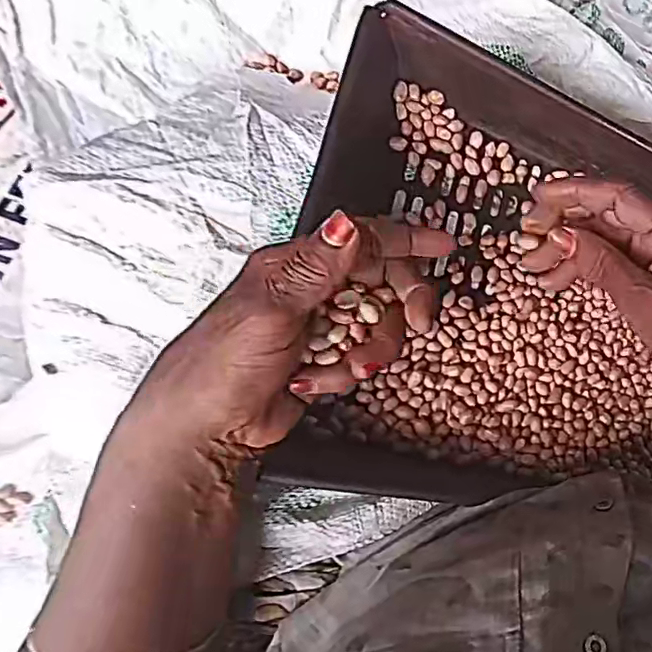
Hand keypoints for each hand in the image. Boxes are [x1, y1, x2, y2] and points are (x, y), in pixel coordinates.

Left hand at [126, 209, 454, 457]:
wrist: (206, 427)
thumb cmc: (220, 365)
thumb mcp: (273, 310)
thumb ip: (317, 266)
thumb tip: (346, 223)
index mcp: (298, 266)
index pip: (365, 240)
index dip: (409, 240)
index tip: (445, 245)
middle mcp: (315, 289)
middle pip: (386, 285)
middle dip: (401, 310)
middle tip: (419, 324)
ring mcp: (324, 323)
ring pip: (382, 326)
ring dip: (370, 351)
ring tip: (343, 368)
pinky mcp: (329, 354)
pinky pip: (365, 355)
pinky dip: (347, 372)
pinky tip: (315, 380)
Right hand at [516, 178, 651, 393]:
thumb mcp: (641, 300)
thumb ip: (600, 264)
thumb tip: (561, 235)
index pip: (620, 197)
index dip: (576, 192)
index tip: (541, 196)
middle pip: (606, 211)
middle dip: (564, 223)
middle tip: (530, 236)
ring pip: (601, 232)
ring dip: (566, 247)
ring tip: (536, 265)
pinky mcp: (647, 260)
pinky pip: (607, 252)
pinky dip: (581, 263)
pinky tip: (555, 276)